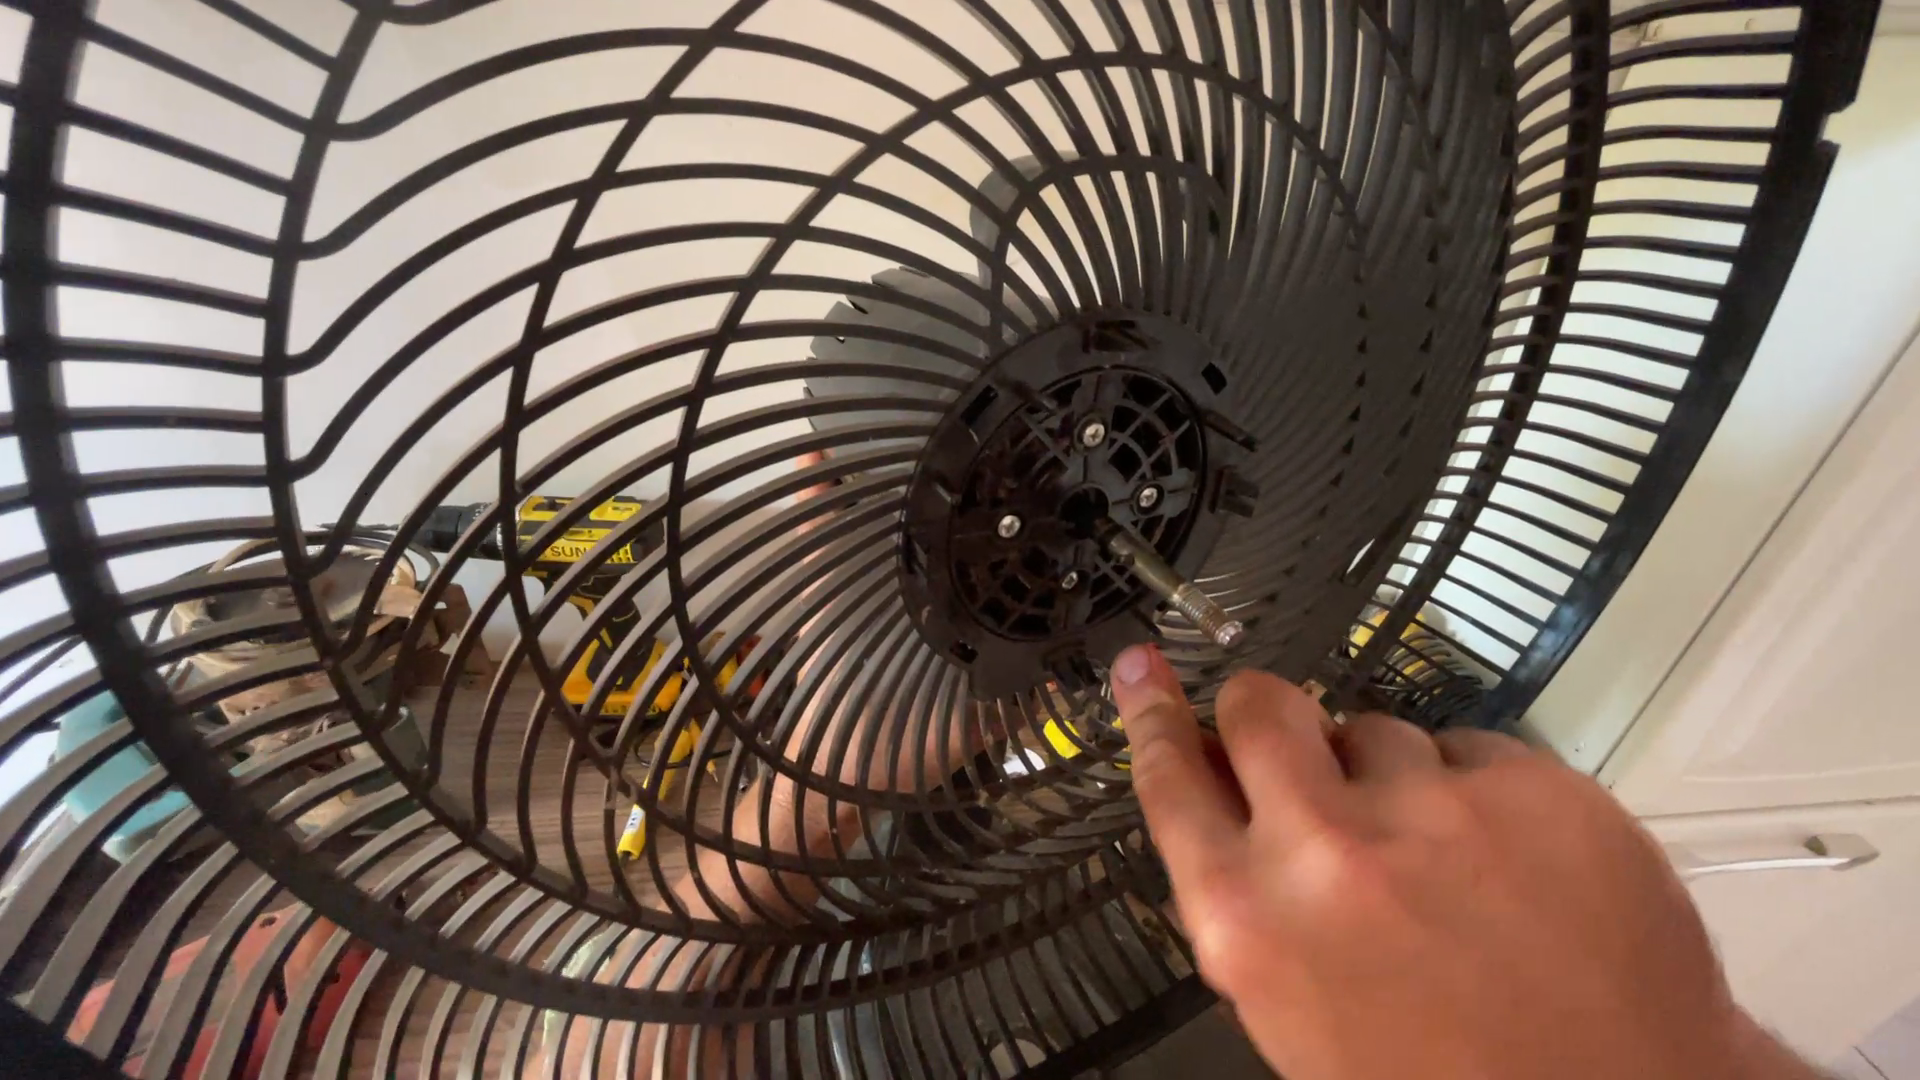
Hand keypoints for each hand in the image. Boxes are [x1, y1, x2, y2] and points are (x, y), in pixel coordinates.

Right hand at [1110, 644, 1818, 1079]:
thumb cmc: (1417, 1073)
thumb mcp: (1284, 996)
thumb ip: (1236, 886)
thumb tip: (1217, 779)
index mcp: (1248, 915)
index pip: (1171, 776)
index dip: (1151, 711)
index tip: (1141, 660)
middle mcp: (1323, 848)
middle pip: (1260, 706)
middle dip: (1267, 715)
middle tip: (1297, 748)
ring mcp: (1433, 811)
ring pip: (1369, 726)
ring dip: (1383, 773)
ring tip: (1436, 854)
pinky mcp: (1533, 788)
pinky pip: (1463, 745)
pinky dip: (1469, 788)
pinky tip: (1505, 858)